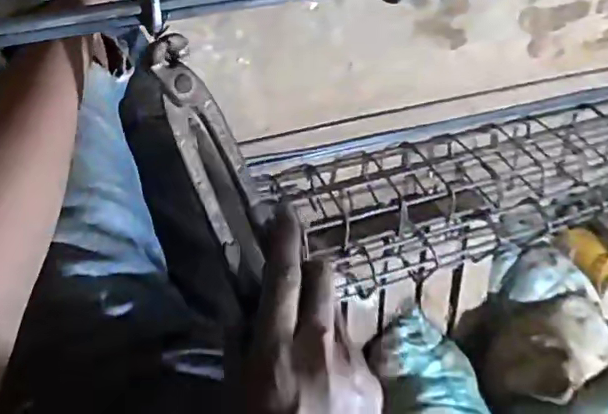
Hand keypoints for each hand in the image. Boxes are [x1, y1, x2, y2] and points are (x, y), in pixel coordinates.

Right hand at [244, 210, 382, 413]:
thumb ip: (238, 348)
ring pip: (338, 309)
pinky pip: (353, 347)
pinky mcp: (373, 386)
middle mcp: (318, 348)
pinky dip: (337, 348)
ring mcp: (351, 365)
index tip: (283, 212)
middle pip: (323, 275)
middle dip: (311, 262)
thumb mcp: (234, 398)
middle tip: (298, 266)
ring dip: (322, 307)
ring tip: (309, 332)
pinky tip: (326, 374)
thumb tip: (240, 307)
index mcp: (277, 352)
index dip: (284, 238)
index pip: (283, 277)